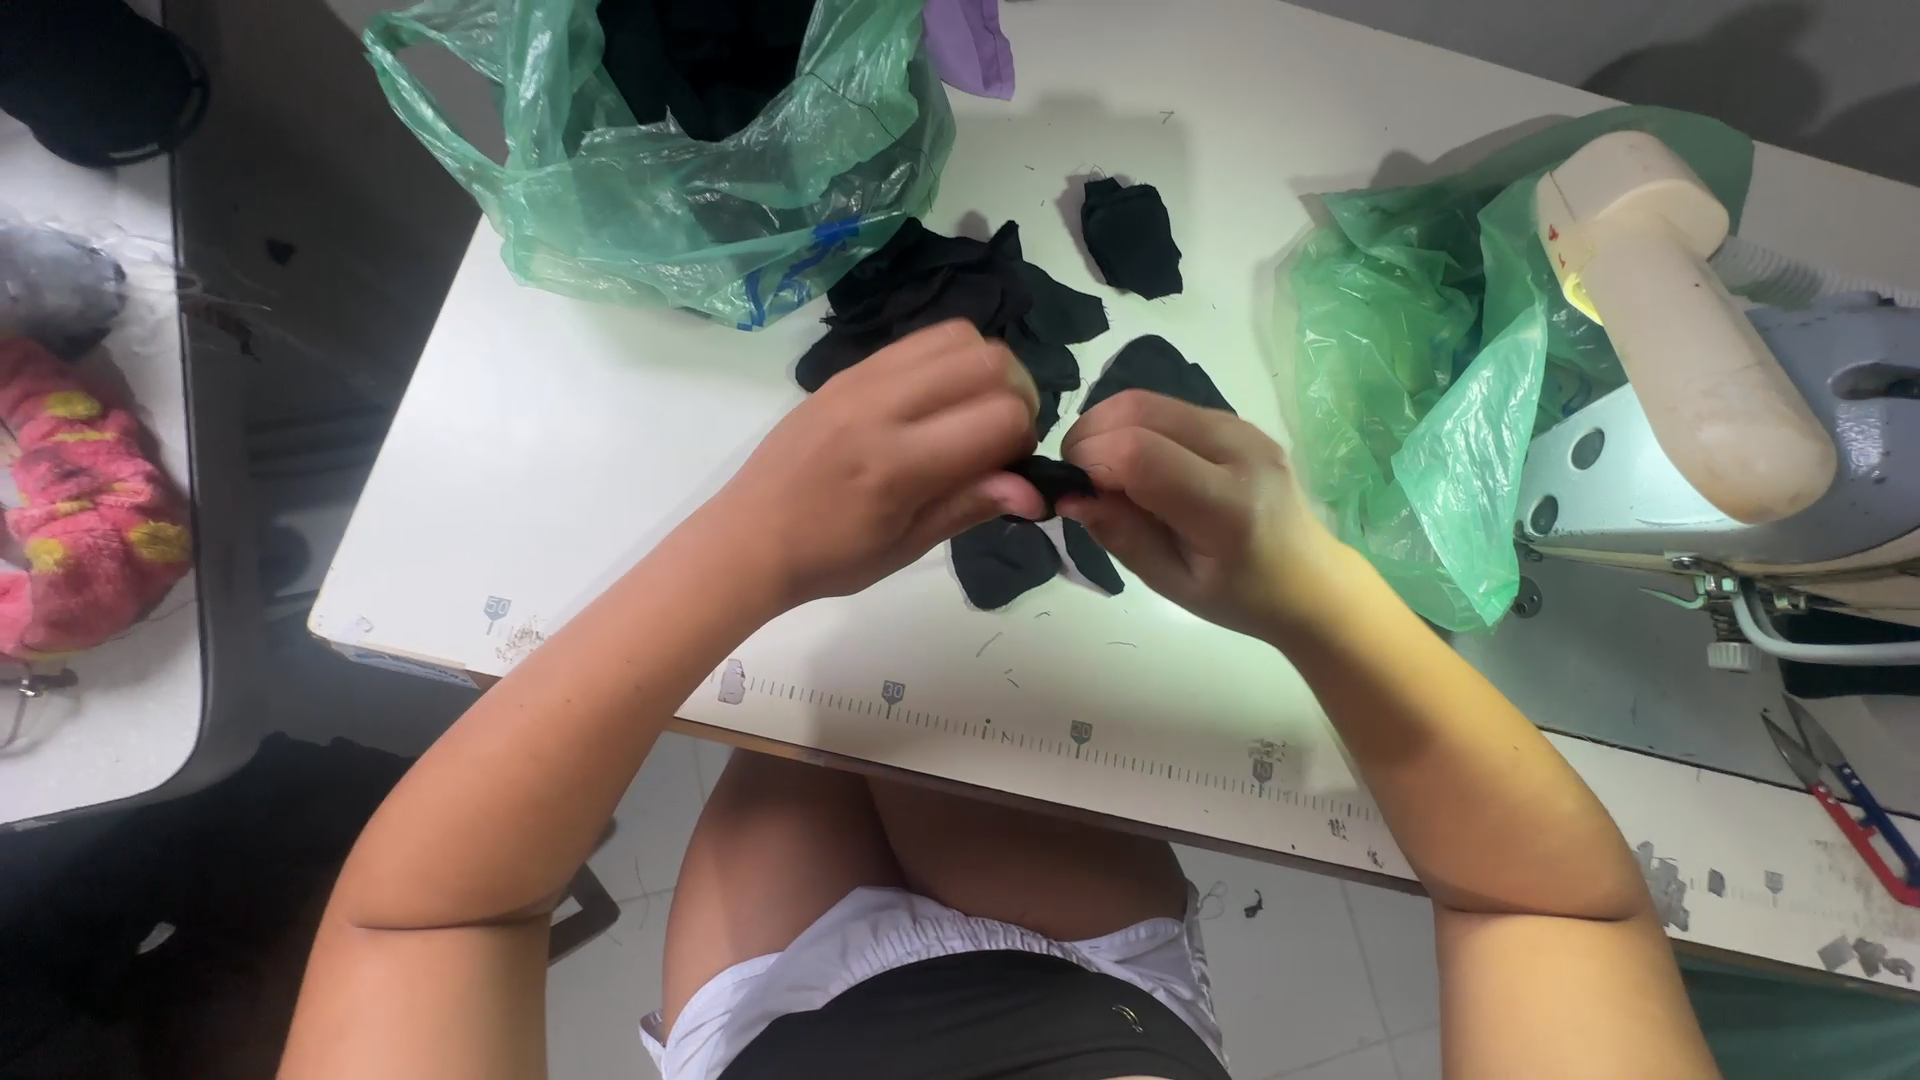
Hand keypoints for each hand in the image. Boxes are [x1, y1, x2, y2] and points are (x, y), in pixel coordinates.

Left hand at [693, 320, 1045, 607]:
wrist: (748, 538)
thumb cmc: (829, 558)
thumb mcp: (906, 547)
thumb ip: (971, 505)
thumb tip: (1035, 489)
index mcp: (898, 463)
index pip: (1001, 418)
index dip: (1023, 442)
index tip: (1006, 471)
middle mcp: (882, 405)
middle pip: (990, 360)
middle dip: (1017, 397)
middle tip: (1000, 438)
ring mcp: (861, 378)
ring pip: (959, 336)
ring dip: (985, 370)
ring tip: (971, 414)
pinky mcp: (847, 370)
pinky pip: (919, 341)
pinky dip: (948, 361)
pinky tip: (936, 402)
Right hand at [1058, 390, 1353, 640]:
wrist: (1310, 579)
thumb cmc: (1240, 596)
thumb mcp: (1171, 582)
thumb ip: (1121, 535)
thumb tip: (1069, 496)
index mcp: (1228, 508)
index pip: (1140, 456)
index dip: (1090, 462)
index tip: (1071, 491)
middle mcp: (1240, 452)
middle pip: (1139, 411)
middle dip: (1088, 436)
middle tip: (1076, 478)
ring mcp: (1242, 428)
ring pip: (1147, 399)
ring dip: (1107, 427)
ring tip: (1100, 471)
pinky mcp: (1236, 420)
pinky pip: (1166, 406)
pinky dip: (1131, 425)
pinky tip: (1130, 462)